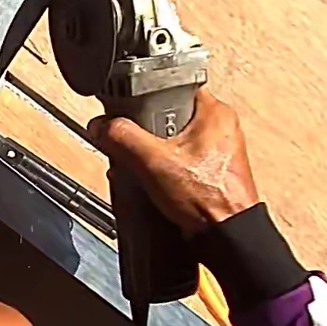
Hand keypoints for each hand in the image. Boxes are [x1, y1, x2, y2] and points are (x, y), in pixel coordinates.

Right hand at [87, 88, 259, 233]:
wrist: (225, 237)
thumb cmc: (208, 199)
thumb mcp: (153, 161)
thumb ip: (122, 138)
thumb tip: (101, 126)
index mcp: (215, 113)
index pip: (170, 88)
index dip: (144, 100)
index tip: (129, 113)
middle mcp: (219, 127)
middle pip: (165, 115)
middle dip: (141, 133)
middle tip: (134, 147)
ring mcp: (214, 149)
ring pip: (167, 139)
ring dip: (147, 154)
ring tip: (141, 167)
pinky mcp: (207, 169)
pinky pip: (173, 158)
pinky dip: (158, 168)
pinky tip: (151, 181)